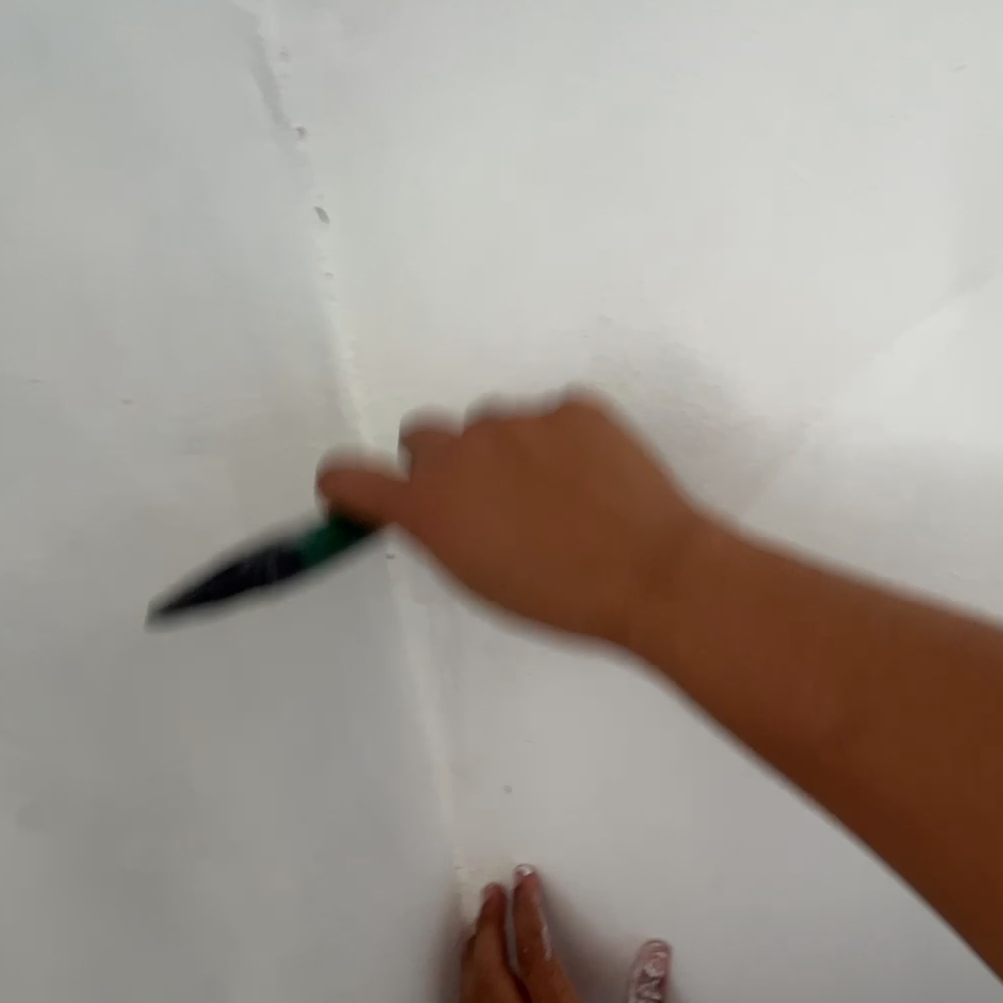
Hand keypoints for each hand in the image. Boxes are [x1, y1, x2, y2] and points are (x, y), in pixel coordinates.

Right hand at [317, 393, 710, 643]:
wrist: (652, 573)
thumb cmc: (563, 597)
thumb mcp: (481, 579)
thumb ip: (444, 530)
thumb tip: (438, 504)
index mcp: (429, 504)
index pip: (349, 475)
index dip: (351, 485)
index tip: (369, 494)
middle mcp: (462, 449)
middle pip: (426, 437)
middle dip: (445, 464)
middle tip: (493, 502)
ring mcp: (520, 420)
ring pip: (494, 426)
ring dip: (508, 451)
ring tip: (561, 495)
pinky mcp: (573, 406)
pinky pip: (552, 418)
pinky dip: (563, 440)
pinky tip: (596, 478)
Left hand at [461, 866, 670, 1002]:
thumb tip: (654, 956)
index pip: (537, 956)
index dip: (529, 912)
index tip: (525, 879)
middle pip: (494, 972)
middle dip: (490, 925)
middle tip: (492, 893)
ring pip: (473, 1000)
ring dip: (472, 957)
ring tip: (475, 927)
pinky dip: (467, 994)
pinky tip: (472, 986)